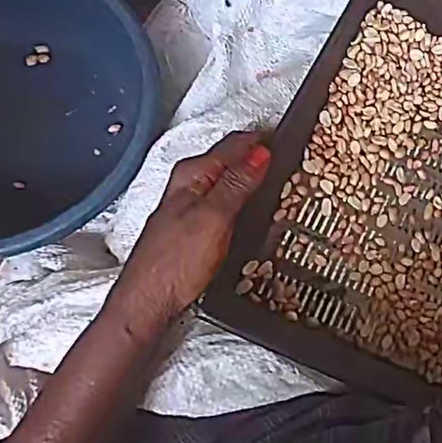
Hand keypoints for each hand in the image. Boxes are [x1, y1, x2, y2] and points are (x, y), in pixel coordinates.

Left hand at [110, 130, 271, 338]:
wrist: (149, 301)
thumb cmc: (176, 263)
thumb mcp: (215, 217)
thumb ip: (238, 183)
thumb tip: (261, 153)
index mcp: (193, 174)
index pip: (235, 144)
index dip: (263, 141)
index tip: (291, 142)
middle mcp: (189, 184)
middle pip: (231, 159)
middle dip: (258, 156)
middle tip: (292, 158)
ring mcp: (191, 205)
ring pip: (229, 179)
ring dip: (252, 177)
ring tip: (281, 179)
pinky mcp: (196, 225)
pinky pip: (226, 200)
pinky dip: (244, 197)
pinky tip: (256, 207)